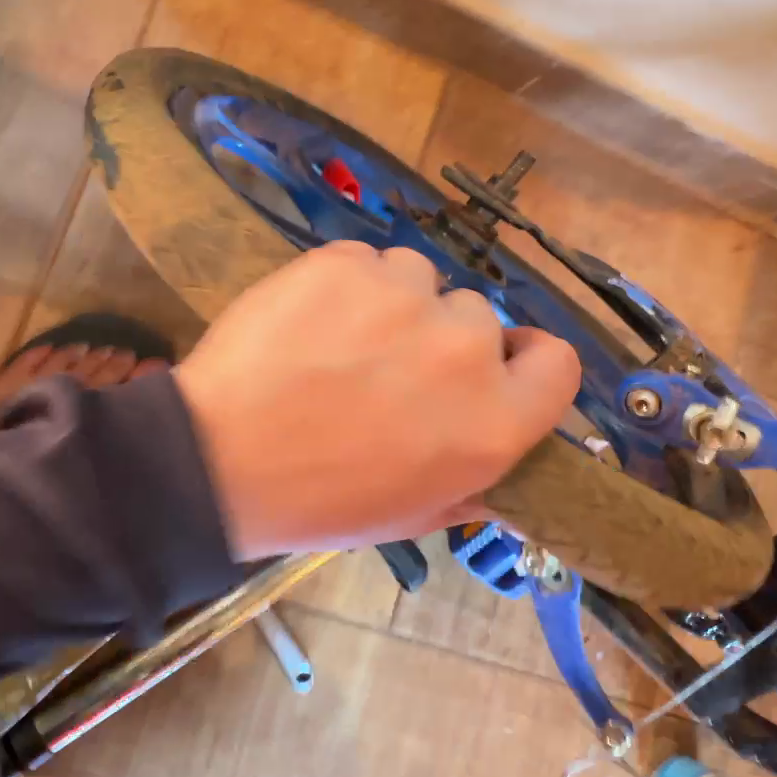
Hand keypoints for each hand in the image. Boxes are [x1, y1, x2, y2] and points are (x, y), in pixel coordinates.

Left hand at [173, 241, 581, 559]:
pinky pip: (365, 262)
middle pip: (477, 318)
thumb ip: (474, 477)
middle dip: (441, 339)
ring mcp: (403, 297)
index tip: (494, 367)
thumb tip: (497, 450)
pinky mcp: (344, 263)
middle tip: (385, 369)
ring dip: (393, 304)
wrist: (218, 461)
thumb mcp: (414, 515)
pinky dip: (346, 284)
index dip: (524, 362)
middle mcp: (464, 349)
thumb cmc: (319, 502)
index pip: (558, 362)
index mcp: (494, 421)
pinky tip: (310, 319)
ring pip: (420, 280)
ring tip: (340, 340)